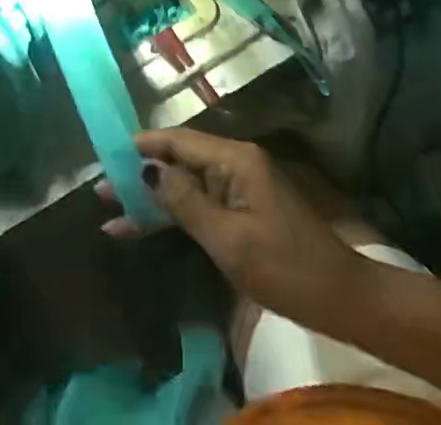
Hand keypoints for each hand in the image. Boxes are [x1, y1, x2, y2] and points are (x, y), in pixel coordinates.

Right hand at [103, 129, 370, 333]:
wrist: (340, 298)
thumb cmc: (284, 267)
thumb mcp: (228, 238)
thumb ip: (185, 202)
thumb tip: (148, 170)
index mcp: (236, 160)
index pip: (180, 142)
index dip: (143, 146)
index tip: (107, 152)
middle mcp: (236, 164)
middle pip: (179, 162)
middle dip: (140, 176)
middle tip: (99, 191)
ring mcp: (240, 188)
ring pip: (186, 185)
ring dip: (151, 199)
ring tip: (110, 212)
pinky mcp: (242, 211)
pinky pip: (199, 204)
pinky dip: (172, 215)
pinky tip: (143, 228)